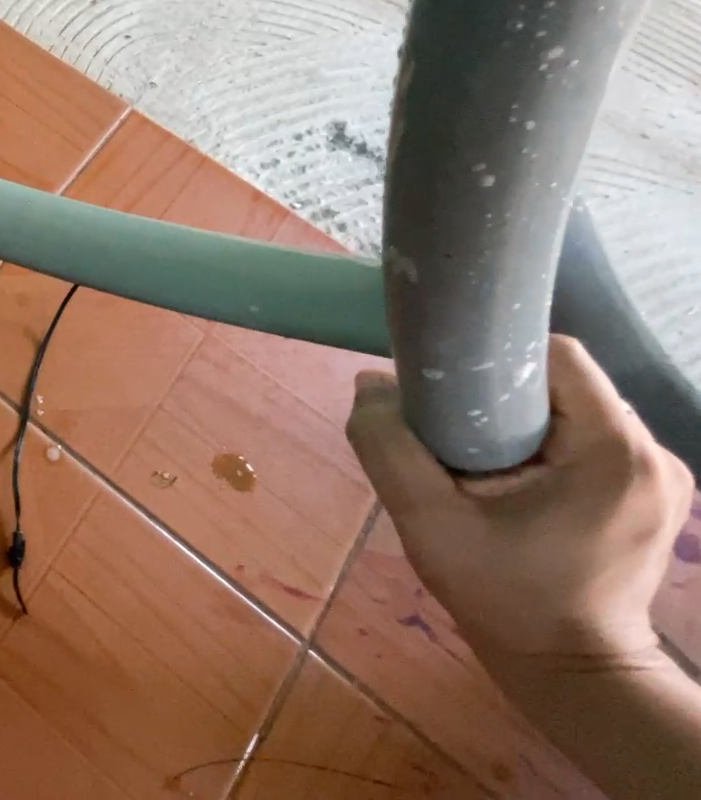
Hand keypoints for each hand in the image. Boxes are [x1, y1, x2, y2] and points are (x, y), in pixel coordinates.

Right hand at [345, 335, 692, 669]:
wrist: (569, 667)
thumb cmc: (500, 592)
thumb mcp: (424, 516)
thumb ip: (387, 444)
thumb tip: (370, 383)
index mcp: (614, 452)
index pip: (556, 357)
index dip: (493, 355)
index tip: (441, 382)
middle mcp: (649, 454)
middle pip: (560, 383)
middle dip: (494, 392)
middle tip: (440, 426)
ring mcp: (653, 477)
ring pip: (566, 410)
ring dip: (509, 419)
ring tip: (463, 455)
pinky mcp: (642, 495)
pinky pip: (578, 439)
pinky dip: (530, 443)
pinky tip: (494, 476)